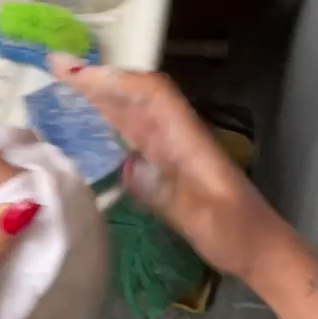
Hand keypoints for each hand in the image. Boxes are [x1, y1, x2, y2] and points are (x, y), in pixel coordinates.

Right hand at [50, 52, 291, 280]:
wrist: (261, 250)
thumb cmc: (237, 234)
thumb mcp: (202, 218)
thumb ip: (167, 194)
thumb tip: (129, 167)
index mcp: (189, 141)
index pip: (151, 95)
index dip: (115, 80)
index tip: (76, 73)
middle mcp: (179, 137)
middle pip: (138, 96)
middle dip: (100, 80)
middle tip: (56, 68)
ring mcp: (175, 151)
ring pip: (135, 113)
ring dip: (103, 97)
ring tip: (65, 87)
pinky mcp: (171, 168)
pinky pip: (137, 136)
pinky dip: (112, 123)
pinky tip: (92, 126)